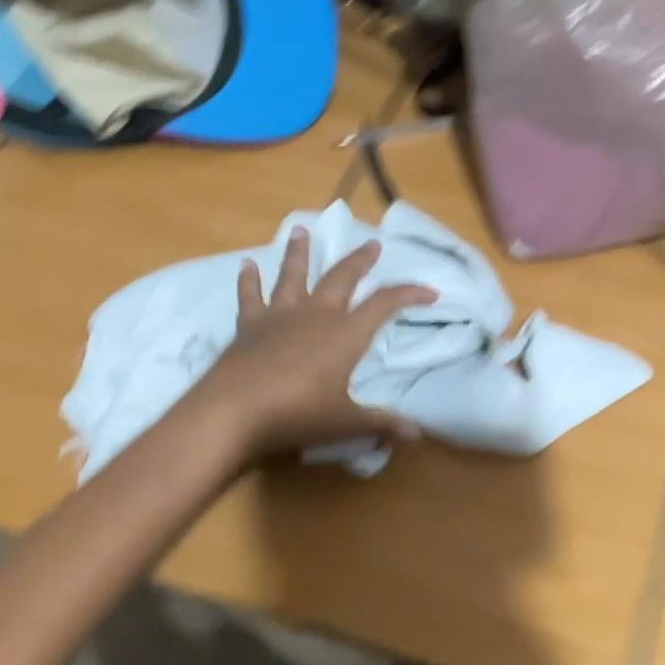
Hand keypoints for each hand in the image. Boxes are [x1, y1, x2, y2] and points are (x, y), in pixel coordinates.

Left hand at [196, 229, 435, 454]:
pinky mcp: (248, 326)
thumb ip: (380, 424)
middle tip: (371, 243)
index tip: (430, 291)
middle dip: (359, 260)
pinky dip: (249, 280)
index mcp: (346, 335)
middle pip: (342, 277)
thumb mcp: (346, 424)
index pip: (384, 304)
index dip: (409, 294)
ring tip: (301, 230)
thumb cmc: (298, 415)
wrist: (234, 412)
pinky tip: (246, 265)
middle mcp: (316, 315)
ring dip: (299, 252)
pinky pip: (250, 296)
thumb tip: (416, 434)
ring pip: (293, 275)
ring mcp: (279, 316)